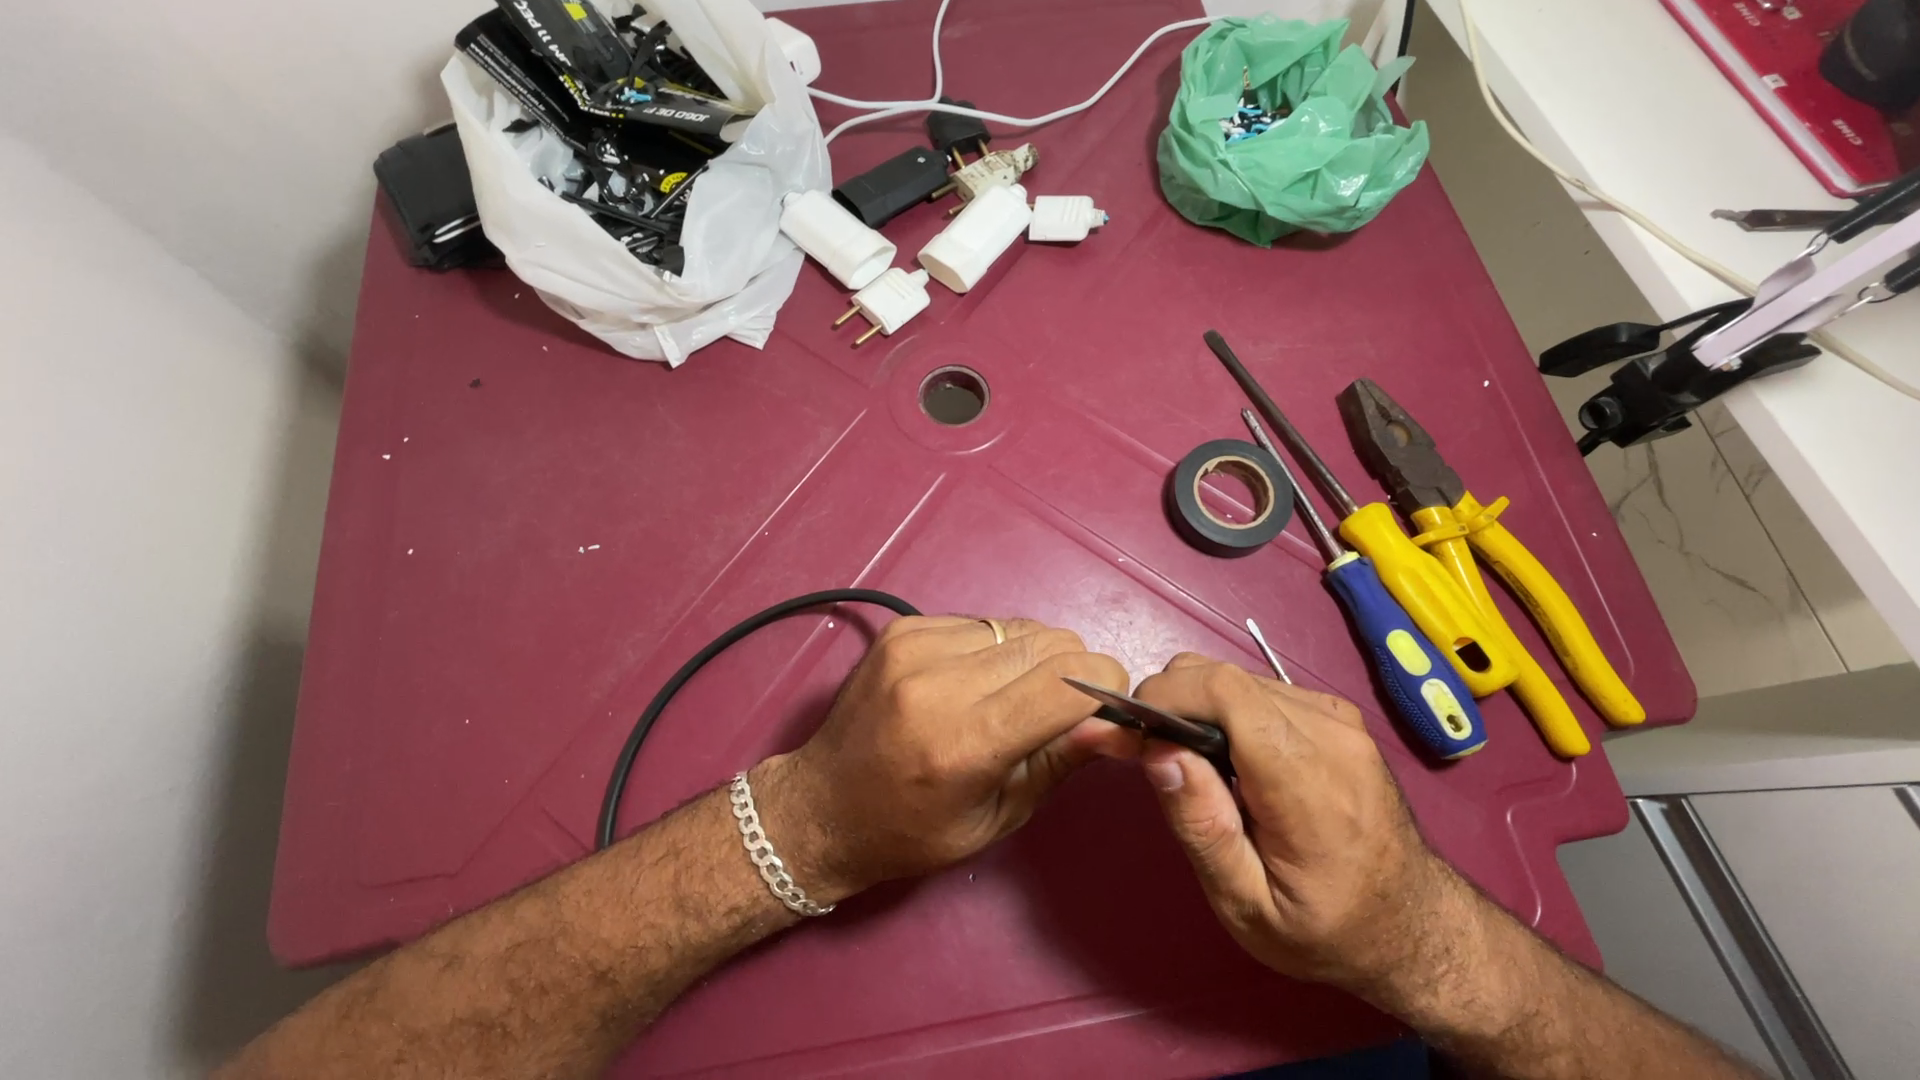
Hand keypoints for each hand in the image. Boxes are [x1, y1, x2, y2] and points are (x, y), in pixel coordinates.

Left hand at [753, 616, 1133, 903]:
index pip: (1068, 680)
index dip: (1105, 686)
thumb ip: (1059, 761)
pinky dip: (991, 648)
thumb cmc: (913, 831)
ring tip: (1005, 698)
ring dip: (1031, 657)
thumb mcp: (997, 816)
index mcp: (966, 742)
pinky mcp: (901, 628)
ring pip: (1018, 625)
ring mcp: (914, 646)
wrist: (822, 805)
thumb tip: (1119, 724)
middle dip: (1073, 670)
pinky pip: (978, 622)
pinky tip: (968, 682)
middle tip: (1057, 708)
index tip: (1105, 708)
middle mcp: (938, 681)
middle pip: (1050, 642)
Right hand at [1132, 654, 1453, 997]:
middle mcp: (1328, 731)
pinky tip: (1230, 762)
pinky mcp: (1337, 715)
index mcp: (1308, 781)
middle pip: (1222, 675)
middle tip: (1152, 758)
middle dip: (1171, 703)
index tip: (1129, 733)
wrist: (1416, 927)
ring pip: (1236, 677)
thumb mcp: (1248, 906)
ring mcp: (1338, 717)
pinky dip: (1226, 712)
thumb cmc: (1327, 930)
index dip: (1164, 696)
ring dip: (1197, 709)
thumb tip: (1157, 749)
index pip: (1223, 690)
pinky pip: (1259, 690)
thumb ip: (1201, 825)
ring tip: (1196, 769)